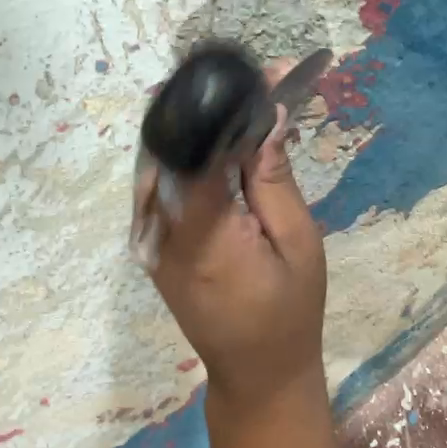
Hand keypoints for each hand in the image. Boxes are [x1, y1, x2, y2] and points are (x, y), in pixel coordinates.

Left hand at [147, 107, 326, 407]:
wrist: (256, 371)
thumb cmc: (290, 312)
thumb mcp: (298, 244)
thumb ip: (275, 179)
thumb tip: (269, 116)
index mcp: (201, 231)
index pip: (203, 144)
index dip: (235, 104)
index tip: (271, 75)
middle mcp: (160, 228)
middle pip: (173, 144)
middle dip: (214, 107)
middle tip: (262, 85)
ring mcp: (147, 237)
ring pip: (160, 158)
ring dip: (197, 126)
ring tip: (243, 105)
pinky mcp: (150, 243)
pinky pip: (159, 183)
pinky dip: (186, 154)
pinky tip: (218, 142)